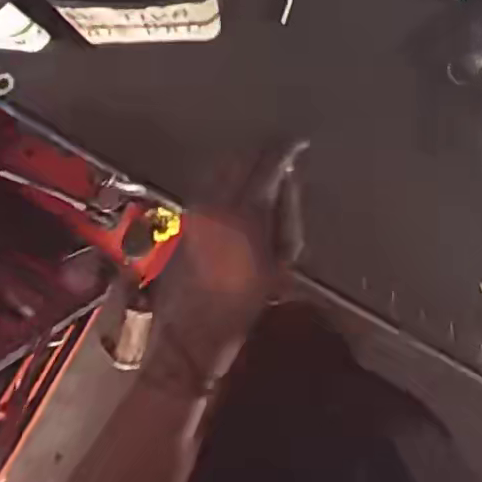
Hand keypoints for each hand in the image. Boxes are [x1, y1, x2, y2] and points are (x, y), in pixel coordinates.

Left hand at [146, 140, 306, 384]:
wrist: (190, 336)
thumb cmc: (241, 307)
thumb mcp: (276, 265)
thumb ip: (284, 218)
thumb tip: (287, 182)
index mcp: (245, 215)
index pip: (268, 165)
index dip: (285, 150)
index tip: (298, 145)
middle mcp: (216, 203)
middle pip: (241, 158)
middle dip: (262, 151)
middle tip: (280, 153)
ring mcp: (195, 208)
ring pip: (221, 165)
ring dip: (242, 158)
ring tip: (259, 162)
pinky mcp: (183, 216)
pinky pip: (207, 180)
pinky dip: (224, 172)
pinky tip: (234, 180)